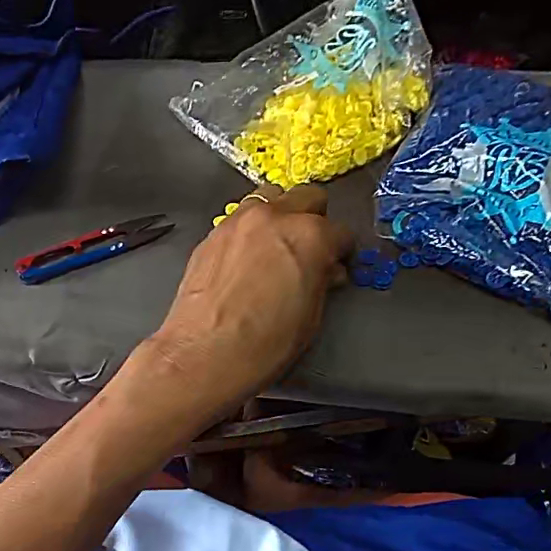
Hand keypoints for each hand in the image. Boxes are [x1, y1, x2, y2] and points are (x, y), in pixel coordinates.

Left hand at [142, 184, 350, 417]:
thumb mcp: (312, 316)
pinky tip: (251, 258)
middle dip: (317, 220)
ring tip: (280, 246)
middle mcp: (275, 217)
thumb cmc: (265, 343)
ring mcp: (239, 221)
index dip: (343, 251)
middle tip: (314, 249)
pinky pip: (242, 218)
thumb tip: (327, 271)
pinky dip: (254, 229)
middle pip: (308, 197)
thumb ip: (323, 281)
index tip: (339, 265)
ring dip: (283, 215)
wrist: (207, 354)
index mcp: (310, 236)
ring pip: (272, 197)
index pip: (341, 231)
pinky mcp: (213, 233)